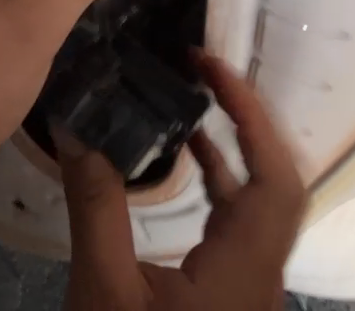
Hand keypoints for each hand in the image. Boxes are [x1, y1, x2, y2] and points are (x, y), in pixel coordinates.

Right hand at [60, 53, 306, 310]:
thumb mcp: (102, 287)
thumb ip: (93, 202)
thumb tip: (75, 121)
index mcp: (244, 271)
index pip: (276, 179)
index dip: (252, 116)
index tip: (212, 66)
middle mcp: (260, 275)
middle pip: (280, 184)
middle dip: (247, 119)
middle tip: (201, 70)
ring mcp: (248, 287)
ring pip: (262, 203)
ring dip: (235, 146)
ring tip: (191, 98)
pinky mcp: (229, 294)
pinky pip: (239, 221)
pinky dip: (219, 177)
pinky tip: (186, 158)